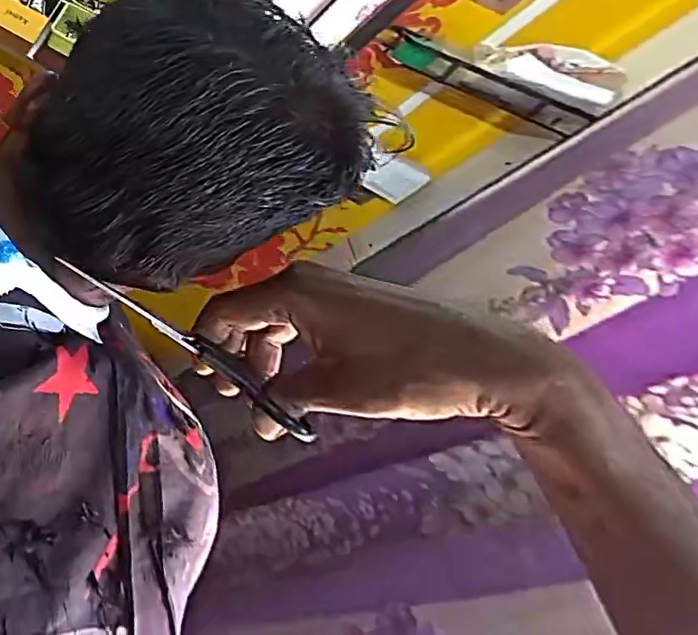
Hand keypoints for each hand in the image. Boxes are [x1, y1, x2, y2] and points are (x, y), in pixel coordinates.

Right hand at [192, 262, 589, 440]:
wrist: (495, 359)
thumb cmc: (412, 370)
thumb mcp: (340, 391)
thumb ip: (286, 397)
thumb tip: (258, 418)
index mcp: (290, 291)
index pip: (225, 310)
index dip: (207, 341)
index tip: (202, 373)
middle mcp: (300, 279)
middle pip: (246, 312)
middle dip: (235, 353)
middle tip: (232, 392)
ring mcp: (325, 286)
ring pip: (272, 316)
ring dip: (263, 354)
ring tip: (267, 394)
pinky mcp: (347, 298)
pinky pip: (298, 317)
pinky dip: (289, 346)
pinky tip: (297, 378)